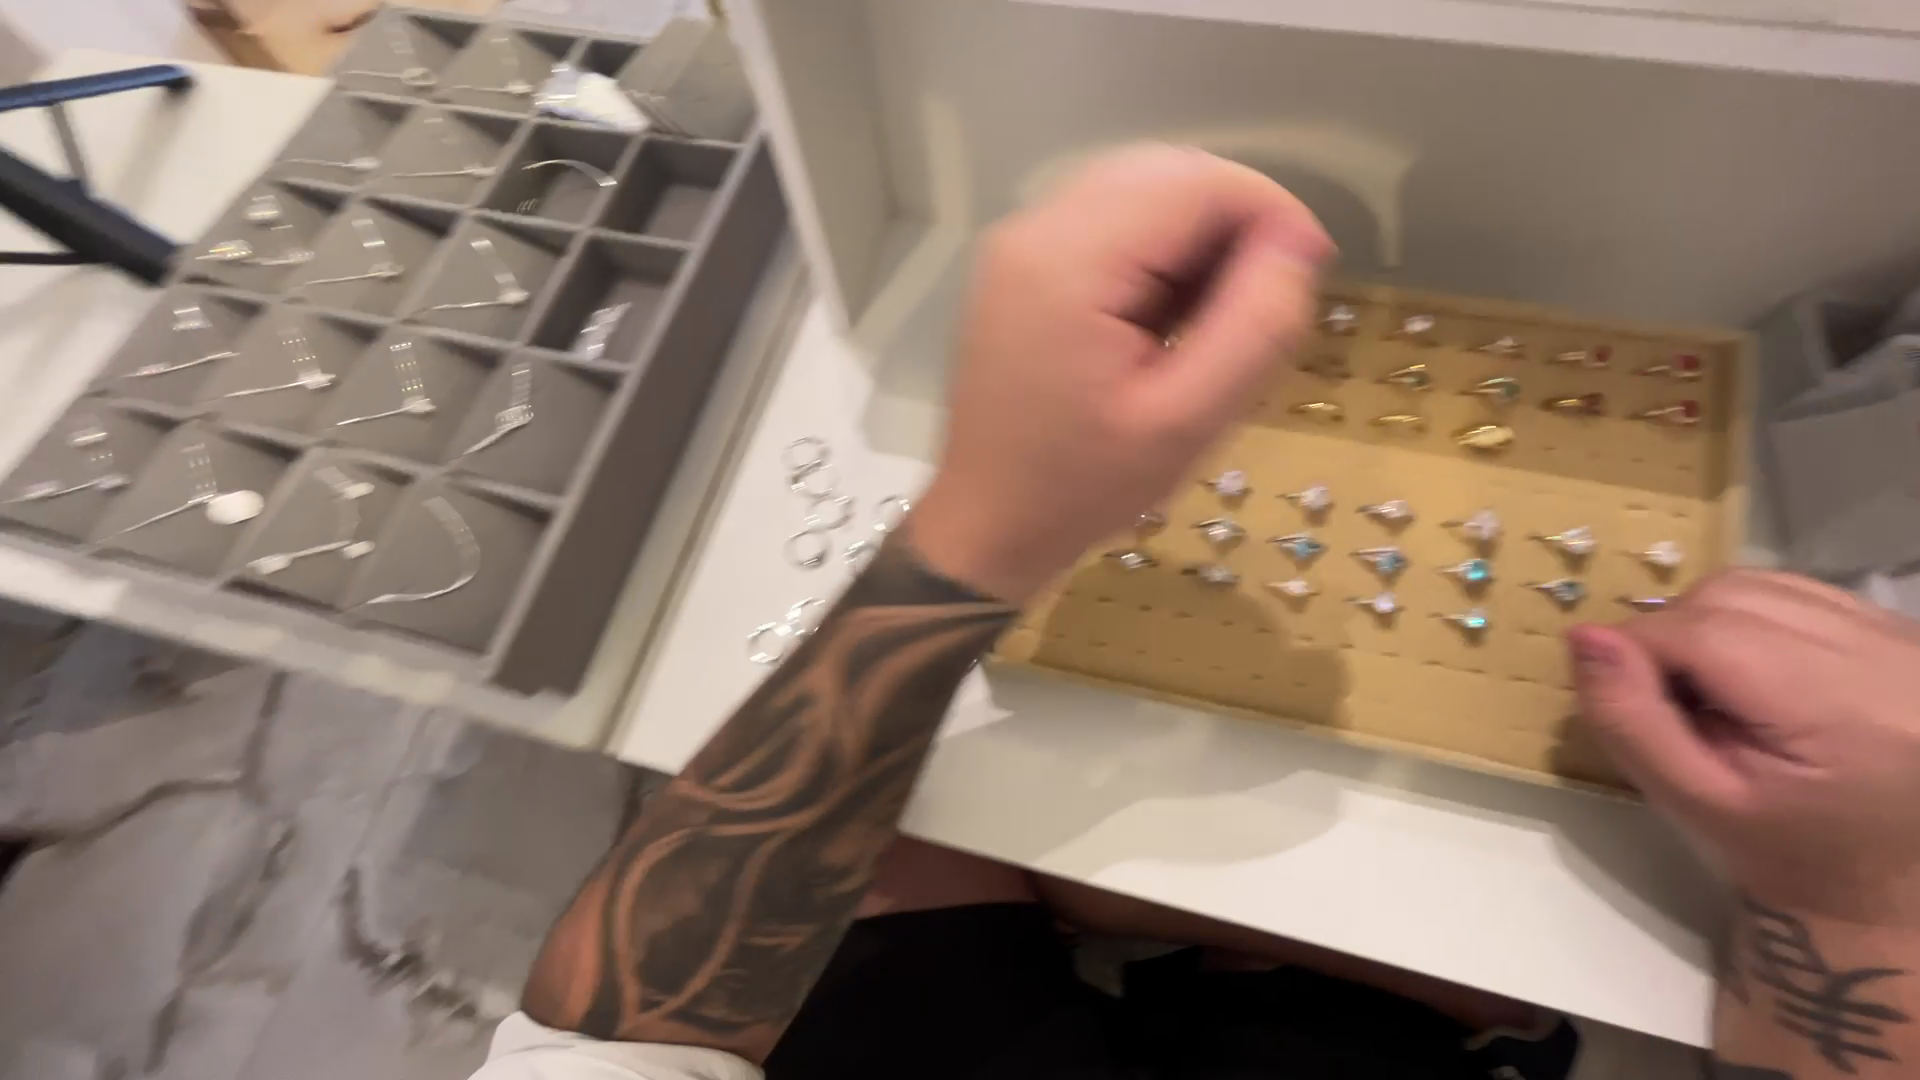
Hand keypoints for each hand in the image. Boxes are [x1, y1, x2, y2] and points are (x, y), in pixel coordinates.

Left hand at [908, 144, 1332, 602]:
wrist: (988, 526)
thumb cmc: (1081, 488)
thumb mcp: (1186, 422)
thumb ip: (1255, 324)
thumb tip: (1295, 242)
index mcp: (1068, 260)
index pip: (1195, 182)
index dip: (1269, 214)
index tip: (1306, 276)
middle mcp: (1032, 231)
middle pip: (1163, 176)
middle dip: (1230, 226)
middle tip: (1257, 305)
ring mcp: (1016, 250)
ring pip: (1135, 197)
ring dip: (1191, 244)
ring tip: (1209, 323)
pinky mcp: (1015, 274)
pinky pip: (1102, 231)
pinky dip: (1150, 260)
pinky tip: (1161, 322)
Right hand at [1569, 570, 1919, 926]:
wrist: (1883, 874)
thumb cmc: (1780, 847)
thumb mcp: (1686, 797)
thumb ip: (1627, 716)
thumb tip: (1584, 635)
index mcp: (1847, 713)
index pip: (1703, 632)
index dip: (1638, 651)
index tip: (1634, 699)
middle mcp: (1897, 661)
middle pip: (1729, 596)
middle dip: (1670, 636)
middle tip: (1672, 698)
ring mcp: (1909, 640)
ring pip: (1755, 584)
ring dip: (1703, 622)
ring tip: (1713, 685)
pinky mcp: (1905, 633)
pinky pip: (1792, 591)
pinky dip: (1746, 618)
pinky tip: (1752, 671)